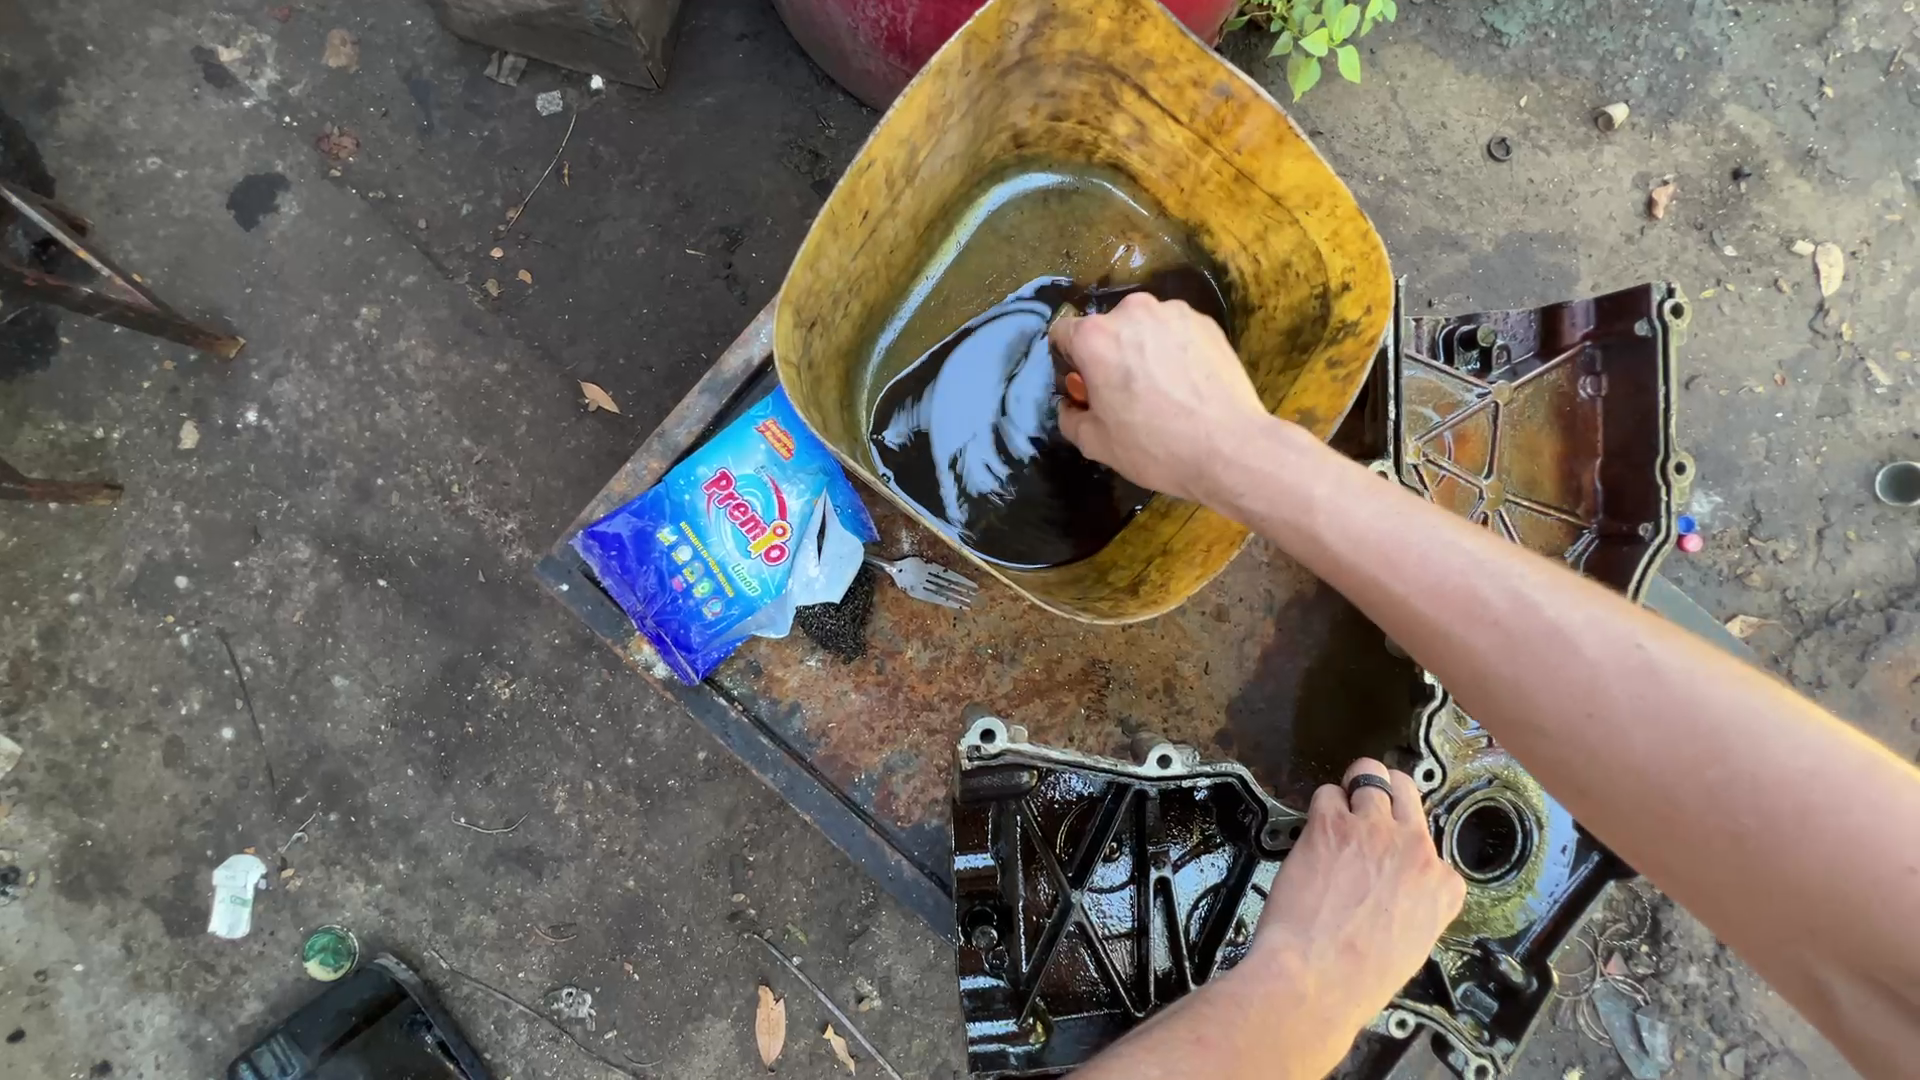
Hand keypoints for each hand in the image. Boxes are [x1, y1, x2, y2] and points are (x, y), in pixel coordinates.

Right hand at [1049, 292, 1268, 501]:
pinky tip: (1184, 384)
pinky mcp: (1205, 321)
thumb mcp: (1095, 443)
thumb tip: (1070, 405)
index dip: (1067, 362)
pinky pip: (1174, 332)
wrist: (1228, 447)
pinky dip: (1172, 351)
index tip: (1082, 386)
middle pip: (1105, 329)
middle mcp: (1131, 311)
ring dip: (1140, 351)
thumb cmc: (1153, 446)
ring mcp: (1173, 312)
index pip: (1062, 334)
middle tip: (1123, 394)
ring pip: (1142, 329)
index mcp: (1095, 337)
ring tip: (1160, 390)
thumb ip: (1069, 418)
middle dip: (1107, 356)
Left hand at [1250, 759, 1465, 1068]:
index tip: (1391, 848)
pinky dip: (1320, 805)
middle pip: (1406, 788)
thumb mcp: (1414, 940)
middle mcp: (1414, 848)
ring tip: (1340, 802)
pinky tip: (1314, 826)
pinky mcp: (1331, 823)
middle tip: (1366, 796)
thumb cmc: (1361, 972)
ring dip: (1352, 787)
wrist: (1318, 972)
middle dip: (1386, 787)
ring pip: (1369, 776)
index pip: (1432, 843)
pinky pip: (1327, 793)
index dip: (1405, 842)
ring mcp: (1372, 830)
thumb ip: (1412, 900)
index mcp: (1442, 886)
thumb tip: (1392, 885)